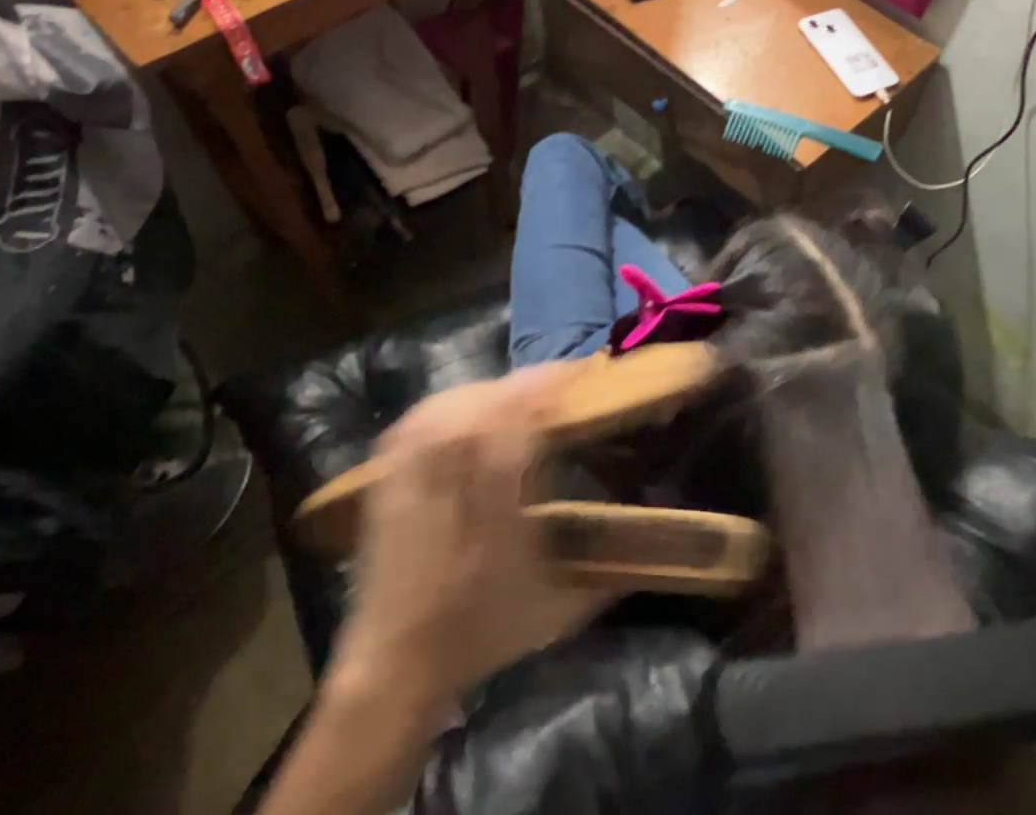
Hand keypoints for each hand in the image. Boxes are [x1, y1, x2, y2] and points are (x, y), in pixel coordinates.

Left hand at [332, 362, 619, 704]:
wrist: (395, 663)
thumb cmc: (479, 635)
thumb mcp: (553, 610)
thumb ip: (604, 574)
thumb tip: (649, 549)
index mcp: (493, 504)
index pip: (519, 422)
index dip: (548, 387)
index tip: (578, 373)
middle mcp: (447, 479)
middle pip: (483, 404)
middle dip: (523, 385)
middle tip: (556, 386)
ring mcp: (410, 476)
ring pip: (449, 405)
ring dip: (488, 391)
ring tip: (518, 395)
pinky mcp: (386, 481)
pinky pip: (417, 421)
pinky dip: (448, 405)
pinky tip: (466, 410)